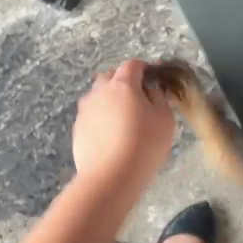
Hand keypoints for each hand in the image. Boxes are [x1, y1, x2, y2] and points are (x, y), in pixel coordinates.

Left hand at [71, 60, 177, 185]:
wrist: (110, 177)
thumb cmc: (144, 144)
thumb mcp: (165, 119)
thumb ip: (160, 98)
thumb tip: (152, 90)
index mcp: (123, 84)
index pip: (132, 64)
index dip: (144, 70)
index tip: (154, 82)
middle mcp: (99, 91)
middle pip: (111, 77)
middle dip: (124, 83)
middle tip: (139, 101)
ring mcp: (85, 110)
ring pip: (98, 97)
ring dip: (110, 101)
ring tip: (123, 121)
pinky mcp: (77, 129)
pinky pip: (91, 116)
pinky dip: (101, 120)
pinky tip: (111, 137)